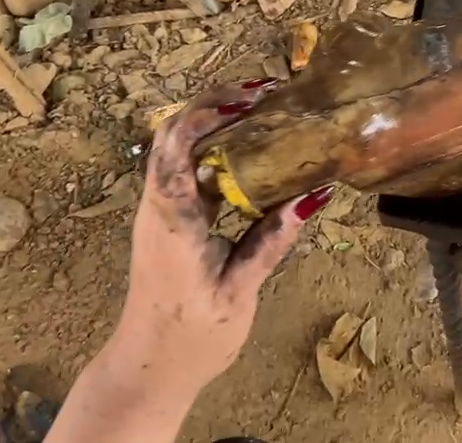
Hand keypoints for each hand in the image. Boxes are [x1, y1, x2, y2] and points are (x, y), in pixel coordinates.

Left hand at [105, 83, 332, 402]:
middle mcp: (157, 203)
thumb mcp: (239, 292)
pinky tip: (248, 146)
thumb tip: (314, 195)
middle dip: (213, 103)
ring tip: (259, 109)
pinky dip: (213, 145)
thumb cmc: (191, 337)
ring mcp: (157, 207)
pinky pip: (184, 165)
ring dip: (212, 119)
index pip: (177, 145)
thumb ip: (272, 241)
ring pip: (176, 144)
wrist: (147, 369)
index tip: (250, 100)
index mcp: (172, 218)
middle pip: (172, 132)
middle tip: (262, 93)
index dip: (208, 112)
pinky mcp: (166, 215)